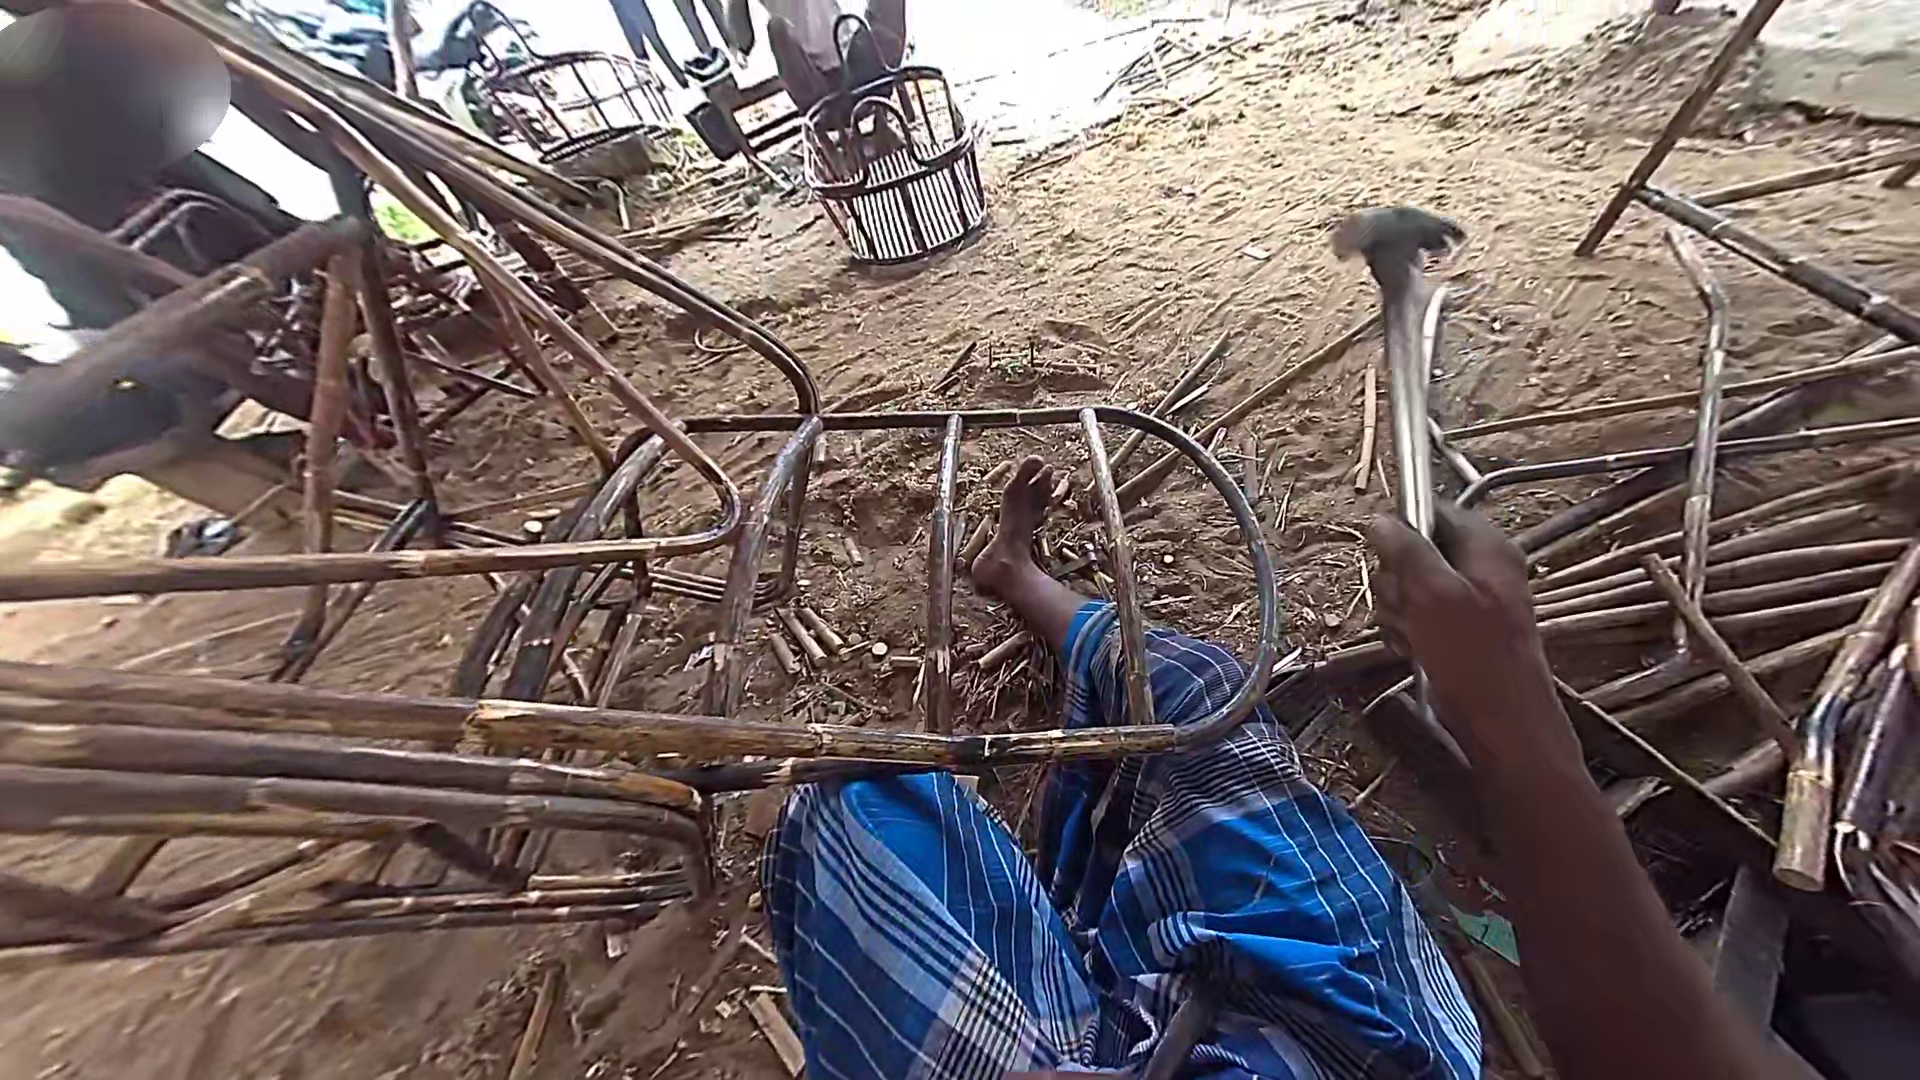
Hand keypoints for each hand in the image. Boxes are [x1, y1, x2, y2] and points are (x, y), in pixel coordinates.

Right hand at [1370, 507, 1580, 774]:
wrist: (1498, 724)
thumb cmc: (1474, 658)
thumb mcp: (1435, 594)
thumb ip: (1407, 551)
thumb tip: (1380, 520)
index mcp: (1487, 549)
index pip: (1433, 513)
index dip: (1403, 530)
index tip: (1390, 555)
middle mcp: (1474, 569)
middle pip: (1407, 551)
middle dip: (1395, 581)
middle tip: (1408, 606)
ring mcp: (1459, 599)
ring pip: (1400, 585)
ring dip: (1394, 610)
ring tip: (1413, 633)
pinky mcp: (1445, 626)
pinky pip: (1404, 613)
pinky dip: (1399, 629)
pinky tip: (1411, 645)